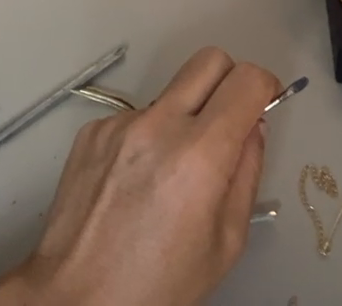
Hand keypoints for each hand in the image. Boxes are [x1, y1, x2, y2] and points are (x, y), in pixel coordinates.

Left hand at [0, 47, 278, 305]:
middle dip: (229, 81)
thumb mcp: (226, 241)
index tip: (265, 101)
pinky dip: (147, 137)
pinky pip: (136, 116)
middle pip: (209, 60)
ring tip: (170, 171)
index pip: (246, 80)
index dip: (265, 86)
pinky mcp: (92, 130)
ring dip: (183, 116)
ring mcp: (120, 123)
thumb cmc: (157, 284)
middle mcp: (158, 125)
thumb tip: (252, 125)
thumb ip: (246, 172)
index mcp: (199, 156)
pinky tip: (136, 181)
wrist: (75, 298)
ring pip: (170, 92)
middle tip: (228, 120)